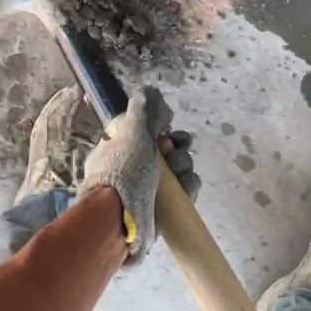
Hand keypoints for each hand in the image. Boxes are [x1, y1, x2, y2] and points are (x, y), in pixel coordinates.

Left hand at [77, 87, 198, 263]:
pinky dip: (187, 187)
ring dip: (183, 167)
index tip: (166, 130)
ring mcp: (152, 190)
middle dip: (176, 148)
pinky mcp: (166, 210)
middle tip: (170, 153)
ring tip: (176, 173)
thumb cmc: (123, 171)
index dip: (162, 130)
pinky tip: (183, 187)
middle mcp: (137, 170)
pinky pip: (185, 190)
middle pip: (169, 150)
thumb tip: (144, 92)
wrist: (122, 218)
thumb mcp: (130, 133)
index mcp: (123, 151)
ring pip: (181, 169)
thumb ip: (139, 112)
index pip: (150, 134)